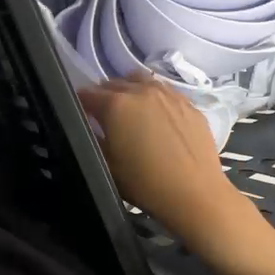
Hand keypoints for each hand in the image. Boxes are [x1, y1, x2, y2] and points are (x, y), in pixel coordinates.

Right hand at [78, 72, 251, 247]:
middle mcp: (141, 91)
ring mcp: (168, 95)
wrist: (194, 193)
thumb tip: (90, 126)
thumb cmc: (144, 182)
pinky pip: (164, 91)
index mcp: (115, 105)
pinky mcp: (189, 104)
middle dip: (104, 96)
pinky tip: (157, 115)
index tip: (81, 117)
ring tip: (130, 110)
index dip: (80, 104)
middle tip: (104, 117)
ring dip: (129, 90)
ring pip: (140, 81)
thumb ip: (93, 137)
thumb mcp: (106, 164)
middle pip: (113, 83)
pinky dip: (154, 97)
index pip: (86, 94)